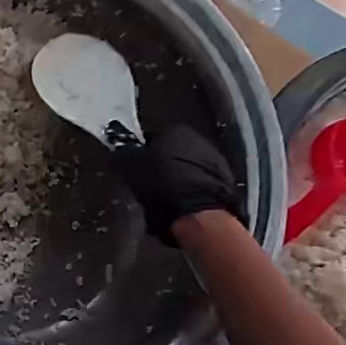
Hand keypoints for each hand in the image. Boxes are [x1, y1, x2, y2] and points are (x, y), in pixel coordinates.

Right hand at [114, 124, 241, 244]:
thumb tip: (121, 151)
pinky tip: (180, 206)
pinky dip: (188, 191)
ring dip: (174, 180)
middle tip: (145, 186)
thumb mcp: (131, 168)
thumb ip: (123, 154)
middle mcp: (199, 139)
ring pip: (184, 169)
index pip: (149, 136)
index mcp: (176, 129)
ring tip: (162, 200)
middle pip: (169, 152)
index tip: (131, 171)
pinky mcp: (224, 183)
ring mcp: (215, 161)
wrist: (199, 215)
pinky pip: (197, 184)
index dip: (138, 154)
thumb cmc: (161, 185)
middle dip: (158, 167)